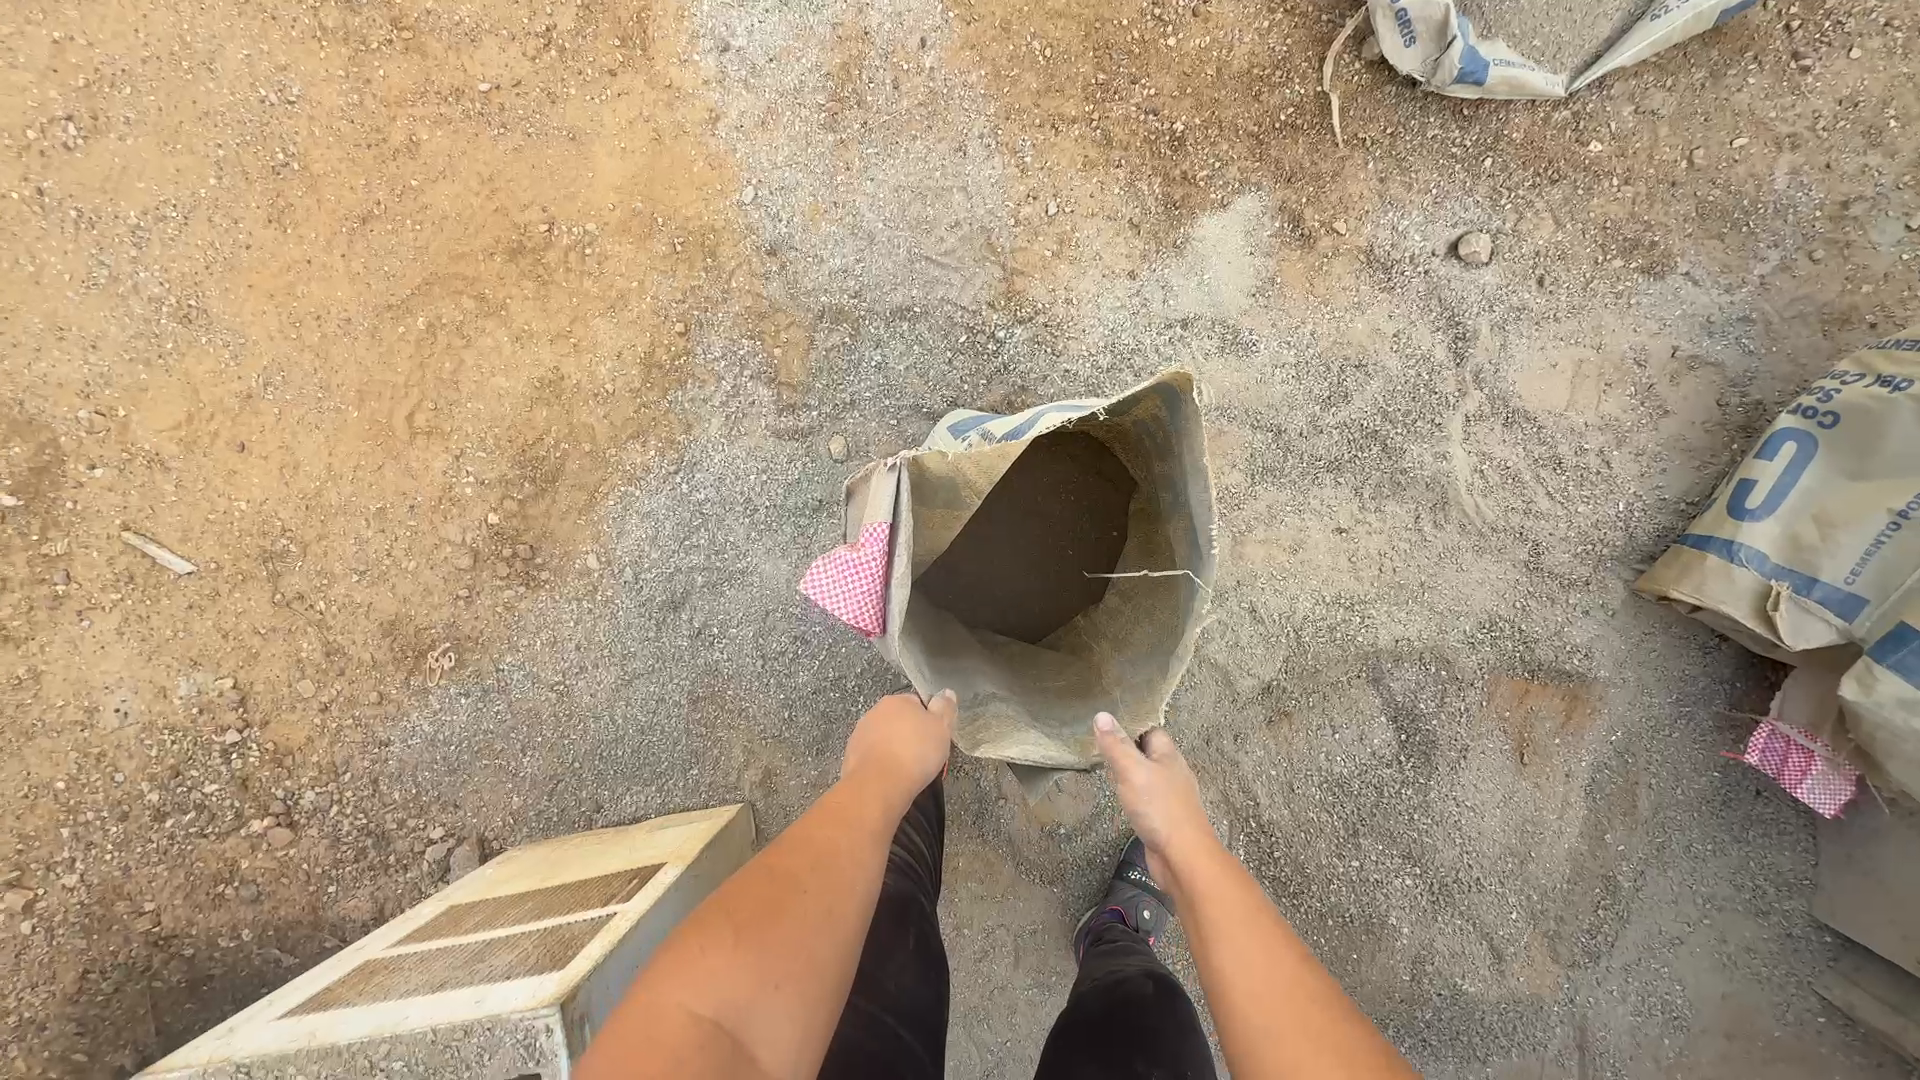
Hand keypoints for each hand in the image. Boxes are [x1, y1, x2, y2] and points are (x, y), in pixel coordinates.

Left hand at [841, 690, 957, 809]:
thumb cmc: (914, 753)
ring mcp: (860, 735)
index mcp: (896, 701)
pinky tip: (893, 777)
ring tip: (910, 770)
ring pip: (886, 740)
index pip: (918, 703)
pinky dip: (883, 765)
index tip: (937, 737)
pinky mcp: (851, 757)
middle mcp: (875, 713)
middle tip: (926, 755)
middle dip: (912, 736)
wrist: (879, 785)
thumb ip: (945, 708)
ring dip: (896, 750)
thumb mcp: (942, 727)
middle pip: (900, 721)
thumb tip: (947, 694)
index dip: (930, 721)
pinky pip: (874, 758)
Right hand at [1093, 712, 1216, 879]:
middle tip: (1101, 747)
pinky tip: (1122, 800)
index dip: (1131, 725)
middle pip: (1149, 753)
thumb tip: (1101, 715)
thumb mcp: (1132, 770)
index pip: (1151, 730)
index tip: (1106, 725)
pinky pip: (1147, 798)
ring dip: (1130, 773)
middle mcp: (1172, 772)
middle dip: (1128, 749)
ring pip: (1147, 776)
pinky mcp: (1165, 817)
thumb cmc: (1159, 808)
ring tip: (1107, 770)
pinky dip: (1134, 795)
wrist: (1182, 858)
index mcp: (1169, 756)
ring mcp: (1170, 796)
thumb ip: (1116, 744)